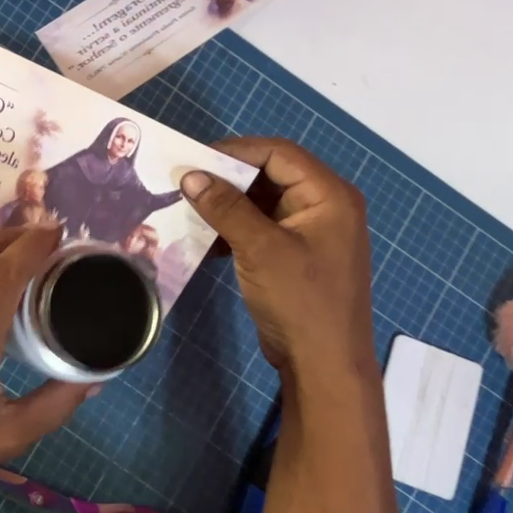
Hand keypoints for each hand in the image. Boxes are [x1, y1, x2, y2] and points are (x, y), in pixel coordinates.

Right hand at [181, 138, 374, 380]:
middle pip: (270, 174)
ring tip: (186, 207)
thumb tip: (190, 175)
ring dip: (225, 204)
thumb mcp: (260, 249)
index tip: (192, 159)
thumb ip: (225, 208)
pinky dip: (231, 227)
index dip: (235, 151)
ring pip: (261, 201)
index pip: (278, 154)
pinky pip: (259, 226)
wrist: (322, 361)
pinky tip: (202, 238)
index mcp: (329, 196)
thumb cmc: (300, 300)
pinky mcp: (293, 253)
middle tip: (184, 181)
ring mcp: (309, 231)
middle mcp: (323, 205)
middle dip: (226, 177)